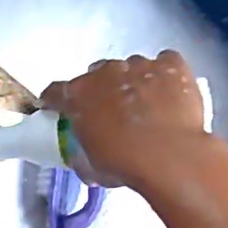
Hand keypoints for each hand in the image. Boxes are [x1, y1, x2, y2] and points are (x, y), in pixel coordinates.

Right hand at [41, 50, 211, 189]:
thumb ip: (80, 154)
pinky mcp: (171, 66)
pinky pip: (165, 62)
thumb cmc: (123, 163)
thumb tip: (82, 156)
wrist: (170, 157)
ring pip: (131, 66)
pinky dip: (165, 74)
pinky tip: (169, 91)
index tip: (59, 108)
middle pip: (96, 73)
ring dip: (132, 81)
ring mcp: (140, 66)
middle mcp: (105, 73)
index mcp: (78, 95)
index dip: (56, 101)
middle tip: (110, 111)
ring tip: (145, 104)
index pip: (56, 91)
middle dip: (100, 89)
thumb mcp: (89, 165)